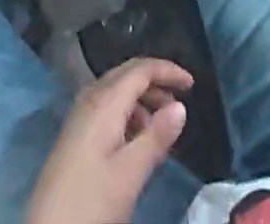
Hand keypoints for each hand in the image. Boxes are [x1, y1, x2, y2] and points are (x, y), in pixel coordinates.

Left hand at [27, 58, 192, 223]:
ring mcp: (80, 114)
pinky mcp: (77, 131)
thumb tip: (181, 106)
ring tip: (163, 125)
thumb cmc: (93, 199)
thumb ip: (156, 137)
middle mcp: (90, 98)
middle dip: (156, 81)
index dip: (167, 70)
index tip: (192, 85)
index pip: (139, 69)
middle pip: (127, 75)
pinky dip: (129, 113)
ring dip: (143, 99)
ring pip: (117, 91)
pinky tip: (138, 139)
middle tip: (181, 101)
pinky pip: (108, 107)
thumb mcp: (130, 173)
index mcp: (104, 102)